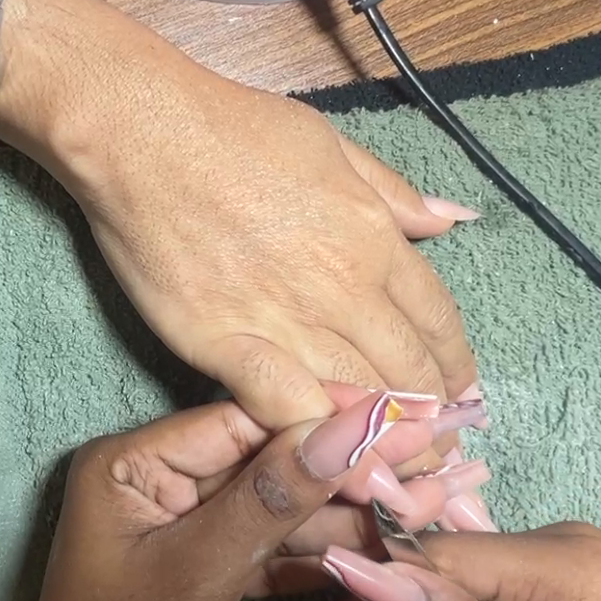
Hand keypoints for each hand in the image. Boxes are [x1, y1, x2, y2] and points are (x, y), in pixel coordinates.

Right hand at [0, 18, 478, 436]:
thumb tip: (450, 221)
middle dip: (432, 416)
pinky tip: (328, 460)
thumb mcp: (329, 143)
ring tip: (398, 470)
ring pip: (359, 402)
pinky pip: (285, 409)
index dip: (455, 365)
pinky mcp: (224, 346)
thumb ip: (391, 192)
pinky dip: (315, 440)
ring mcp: (284, 322)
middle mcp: (343, 290)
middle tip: (434, 447)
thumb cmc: (231, 129)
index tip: (457, 393)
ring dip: (386, 441)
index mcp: (372, 238)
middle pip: (408, 372)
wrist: (143, 138)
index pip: (438, 321)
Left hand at [0, 391, 438, 600]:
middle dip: (341, 469)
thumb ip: (270, 499)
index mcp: (132, 461)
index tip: (398, 417)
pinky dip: (319, 551)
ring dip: (342, 514)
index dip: (318, 418)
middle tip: (428, 458)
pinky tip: (381, 544)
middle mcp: (159, 477)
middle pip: (264, 459)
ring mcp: (186, 520)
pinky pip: (271, 543)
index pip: (237, 420)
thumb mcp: (196, 573)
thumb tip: (347, 427)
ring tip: (424, 505)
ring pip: (275, 504)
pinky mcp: (209, 560)